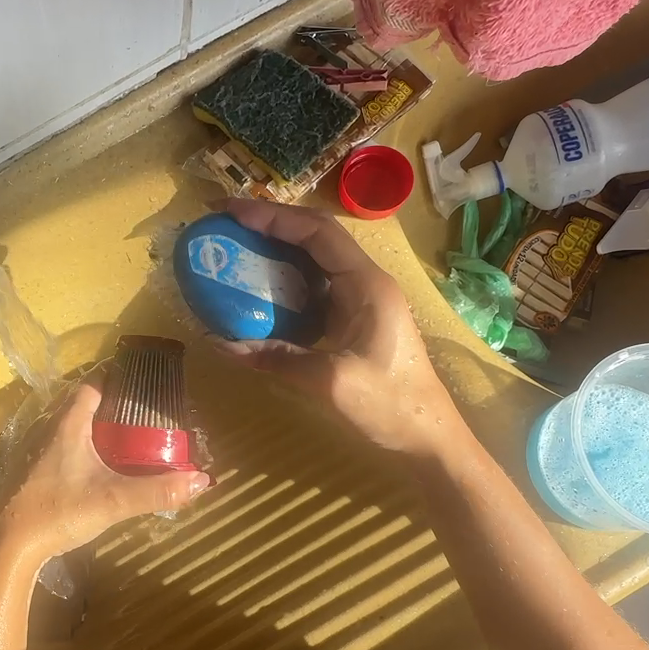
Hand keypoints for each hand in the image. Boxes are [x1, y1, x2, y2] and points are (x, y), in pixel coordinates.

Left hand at [0, 374, 212, 565]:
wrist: (7, 545)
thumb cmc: (59, 512)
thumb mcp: (113, 502)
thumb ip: (158, 491)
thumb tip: (202, 480)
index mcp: (67, 424)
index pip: (91, 384)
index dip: (114, 377)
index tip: (139, 380)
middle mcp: (46, 429)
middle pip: (78, 403)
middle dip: (107, 403)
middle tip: (138, 412)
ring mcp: (32, 451)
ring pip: (65, 426)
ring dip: (90, 426)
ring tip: (119, 436)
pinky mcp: (27, 473)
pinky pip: (55, 446)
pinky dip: (75, 447)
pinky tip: (89, 467)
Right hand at [210, 198, 460, 456]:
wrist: (427, 437)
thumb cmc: (390, 405)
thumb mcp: (330, 382)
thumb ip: (277, 357)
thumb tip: (221, 343)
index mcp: (366, 284)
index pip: (317, 233)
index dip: (274, 217)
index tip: (231, 212)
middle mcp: (364, 282)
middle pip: (315, 237)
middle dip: (271, 224)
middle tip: (226, 223)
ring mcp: (360, 300)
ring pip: (314, 260)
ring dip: (276, 249)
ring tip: (235, 246)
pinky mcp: (353, 319)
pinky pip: (314, 288)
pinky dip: (283, 281)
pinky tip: (257, 288)